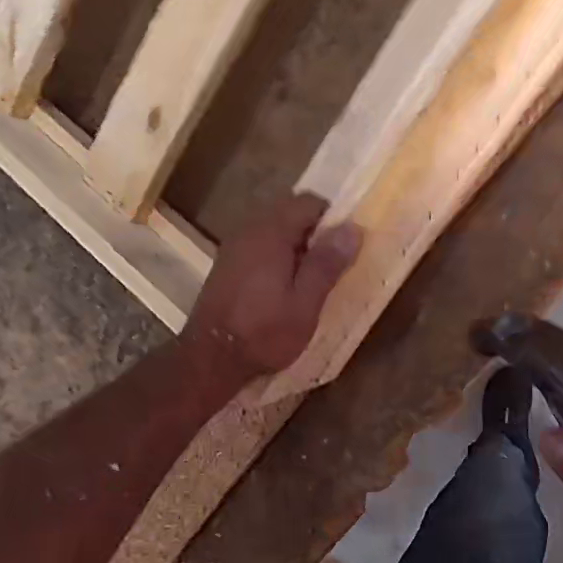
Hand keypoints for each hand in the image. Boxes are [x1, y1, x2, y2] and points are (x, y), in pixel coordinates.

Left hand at [182, 193, 362, 381]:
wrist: (210, 360)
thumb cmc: (264, 333)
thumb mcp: (305, 303)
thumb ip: (327, 263)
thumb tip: (352, 228)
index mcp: (271, 233)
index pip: (308, 202)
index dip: (331, 219)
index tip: (343, 248)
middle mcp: (249, 230)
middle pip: (289, 212)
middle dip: (314, 233)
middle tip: (329, 268)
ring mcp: (233, 247)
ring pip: (274, 230)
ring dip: (295, 246)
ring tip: (308, 282)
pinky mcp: (226, 265)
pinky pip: (259, 246)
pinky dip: (276, 257)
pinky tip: (282, 289)